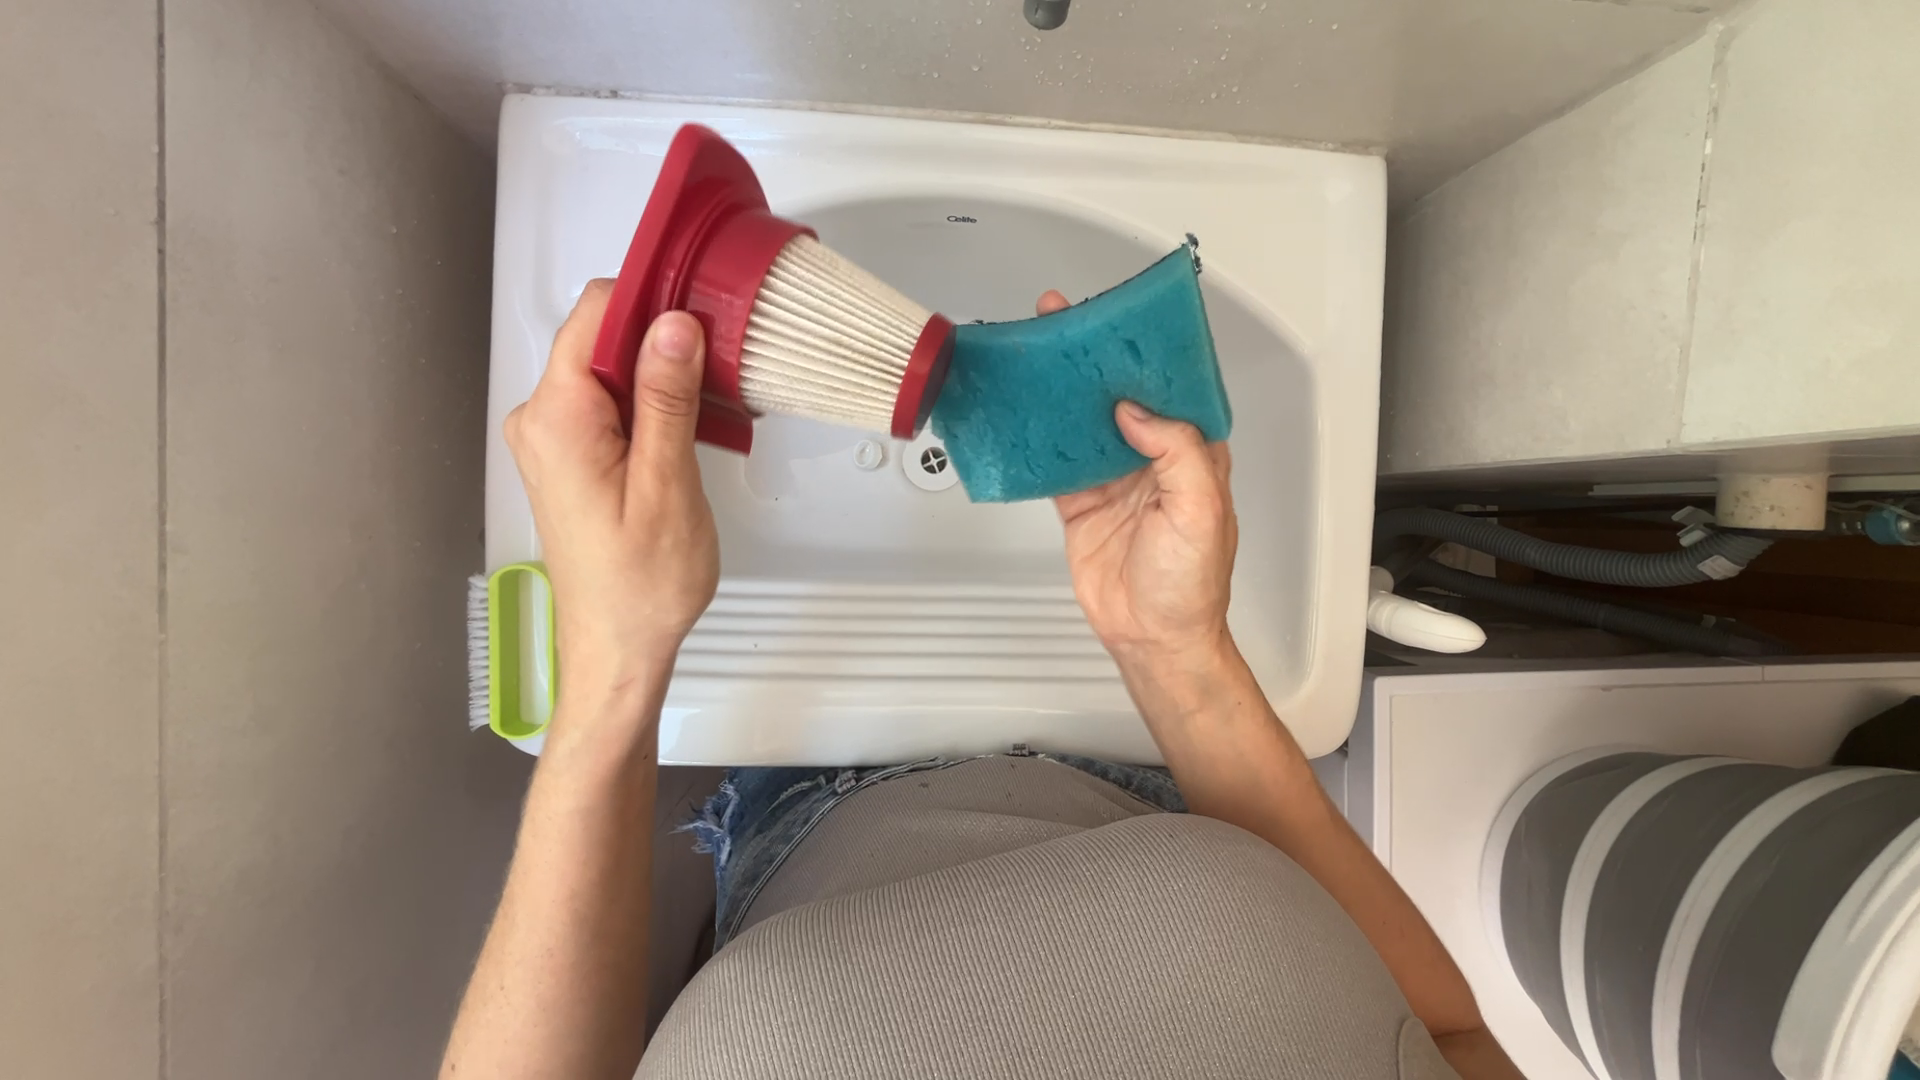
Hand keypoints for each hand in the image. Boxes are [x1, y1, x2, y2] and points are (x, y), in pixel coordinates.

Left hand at [504, 280, 719, 712]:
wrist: (619, 649)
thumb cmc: (642, 585)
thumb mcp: (666, 485)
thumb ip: (666, 400)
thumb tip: (672, 325)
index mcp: (560, 420)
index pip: (595, 315)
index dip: (651, 298)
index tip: (702, 301)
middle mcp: (544, 421)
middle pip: (602, 339)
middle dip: (664, 338)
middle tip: (722, 361)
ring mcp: (556, 440)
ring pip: (611, 372)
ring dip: (663, 374)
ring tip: (713, 403)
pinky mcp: (574, 458)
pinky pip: (612, 405)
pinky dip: (652, 403)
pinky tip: (688, 428)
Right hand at [1039, 289, 1237, 667]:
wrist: (1151, 636)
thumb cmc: (1190, 584)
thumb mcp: (1200, 511)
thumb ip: (1176, 452)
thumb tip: (1134, 410)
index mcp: (1191, 455)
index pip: (1168, 391)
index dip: (1144, 355)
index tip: (1118, 324)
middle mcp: (1151, 461)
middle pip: (1118, 398)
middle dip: (1093, 362)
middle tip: (1064, 326)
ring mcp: (1112, 480)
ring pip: (1082, 424)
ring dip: (1062, 394)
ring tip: (1037, 359)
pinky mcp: (1080, 503)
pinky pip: (1055, 464)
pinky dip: (1038, 442)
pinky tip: (1023, 417)